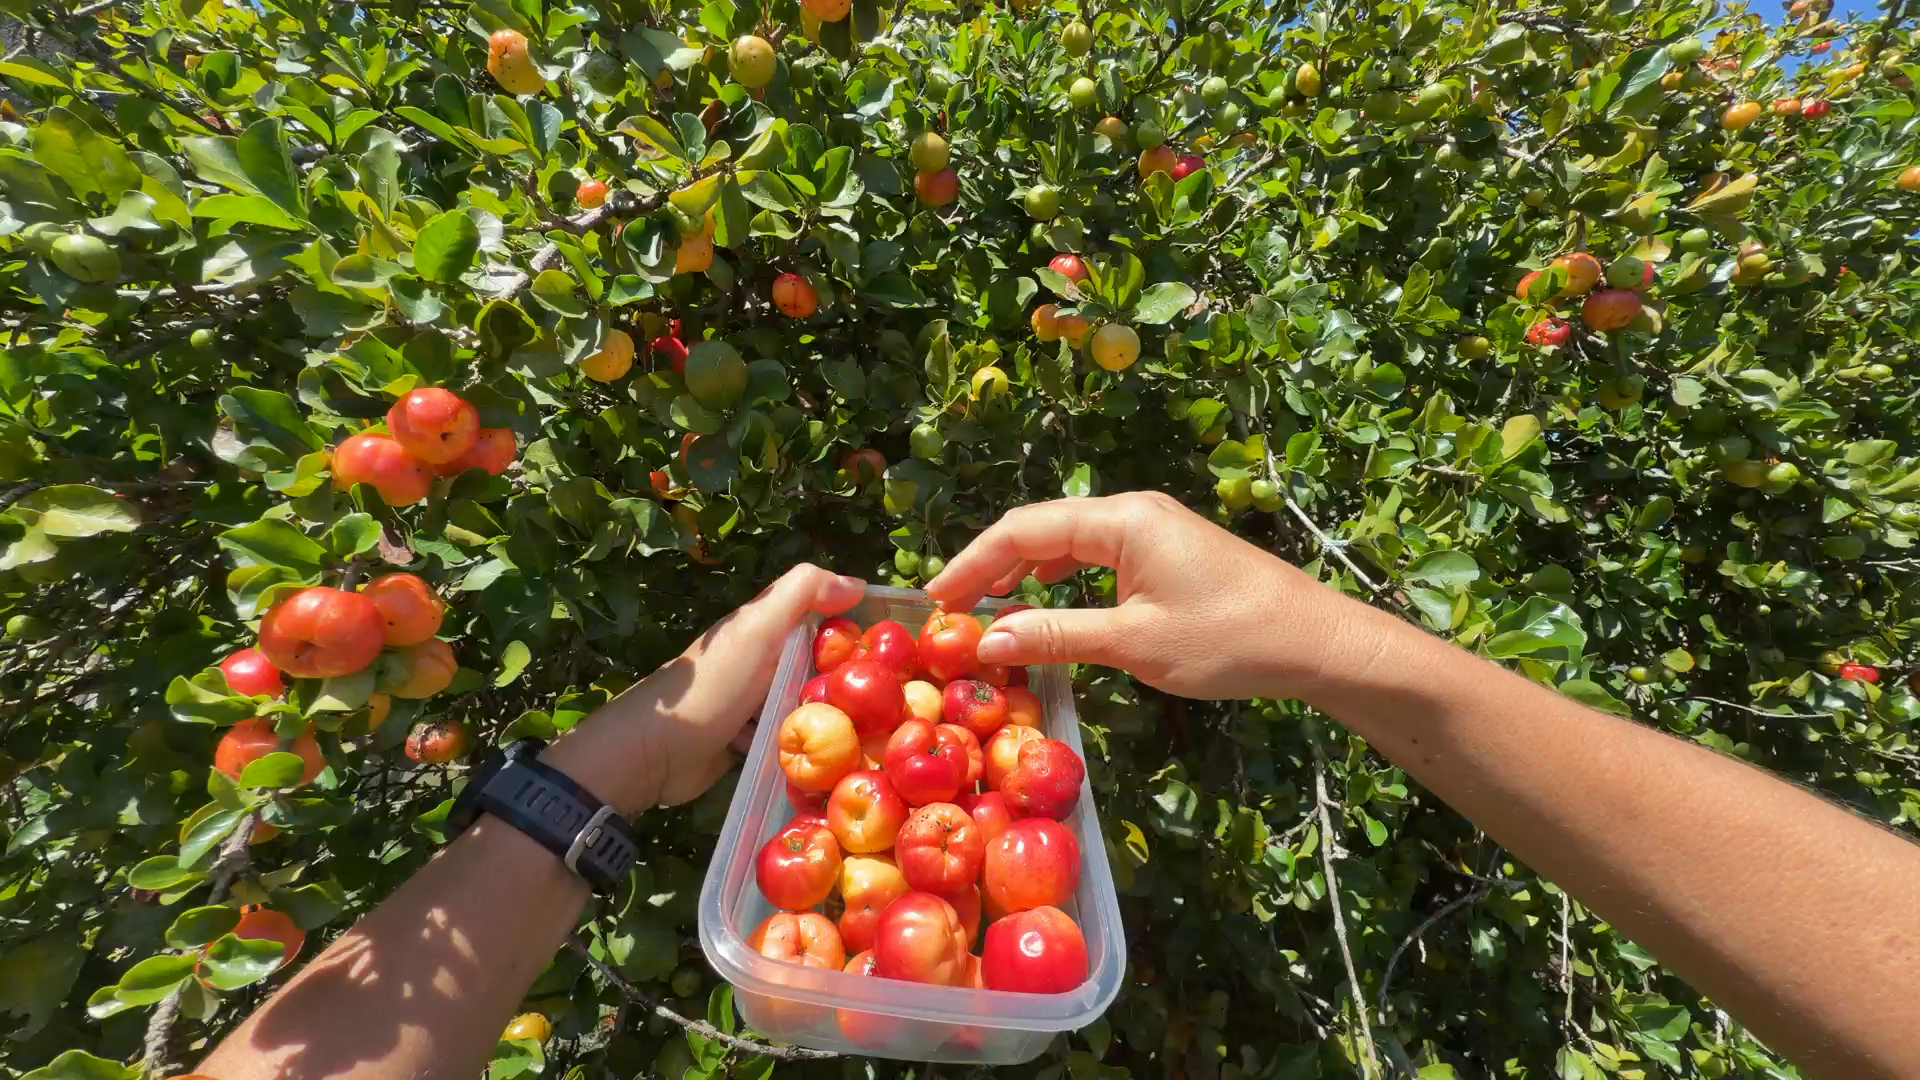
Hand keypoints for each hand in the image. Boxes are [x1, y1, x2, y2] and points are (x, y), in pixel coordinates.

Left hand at [542, 564, 864, 812]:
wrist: (654, 755)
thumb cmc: (714, 686)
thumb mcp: (759, 629)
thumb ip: (803, 594)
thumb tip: (857, 583)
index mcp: (766, 625)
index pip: (824, 615)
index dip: (856, 626)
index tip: (892, 649)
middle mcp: (765, 658)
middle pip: (821, 660)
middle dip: (848, 677)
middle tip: (886, 700)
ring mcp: (757, 700)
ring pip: (810, 699)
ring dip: (828, 713)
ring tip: (866, 731)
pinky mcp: (751, 736)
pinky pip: (791, 733)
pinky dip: (803, 741)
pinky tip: (825, 754)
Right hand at [925, 493, 1374, 700]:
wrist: (1317, 641)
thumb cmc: (1229, 640)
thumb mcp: (1135, 643)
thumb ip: (1057, 635)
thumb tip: (986, 640)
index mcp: (1121, 519)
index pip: (1024, 530)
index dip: (973, 563)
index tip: (935, 598)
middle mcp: (1130, 511)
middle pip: (1040, 528)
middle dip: (991, 565)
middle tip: (951, 606)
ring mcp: (1149, 528)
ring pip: (1065, 539)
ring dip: (1023, 569)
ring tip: (984, 603)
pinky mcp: (1162, 550)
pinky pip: (1093, 554)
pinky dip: (1058, 575)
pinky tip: (1042, 595)